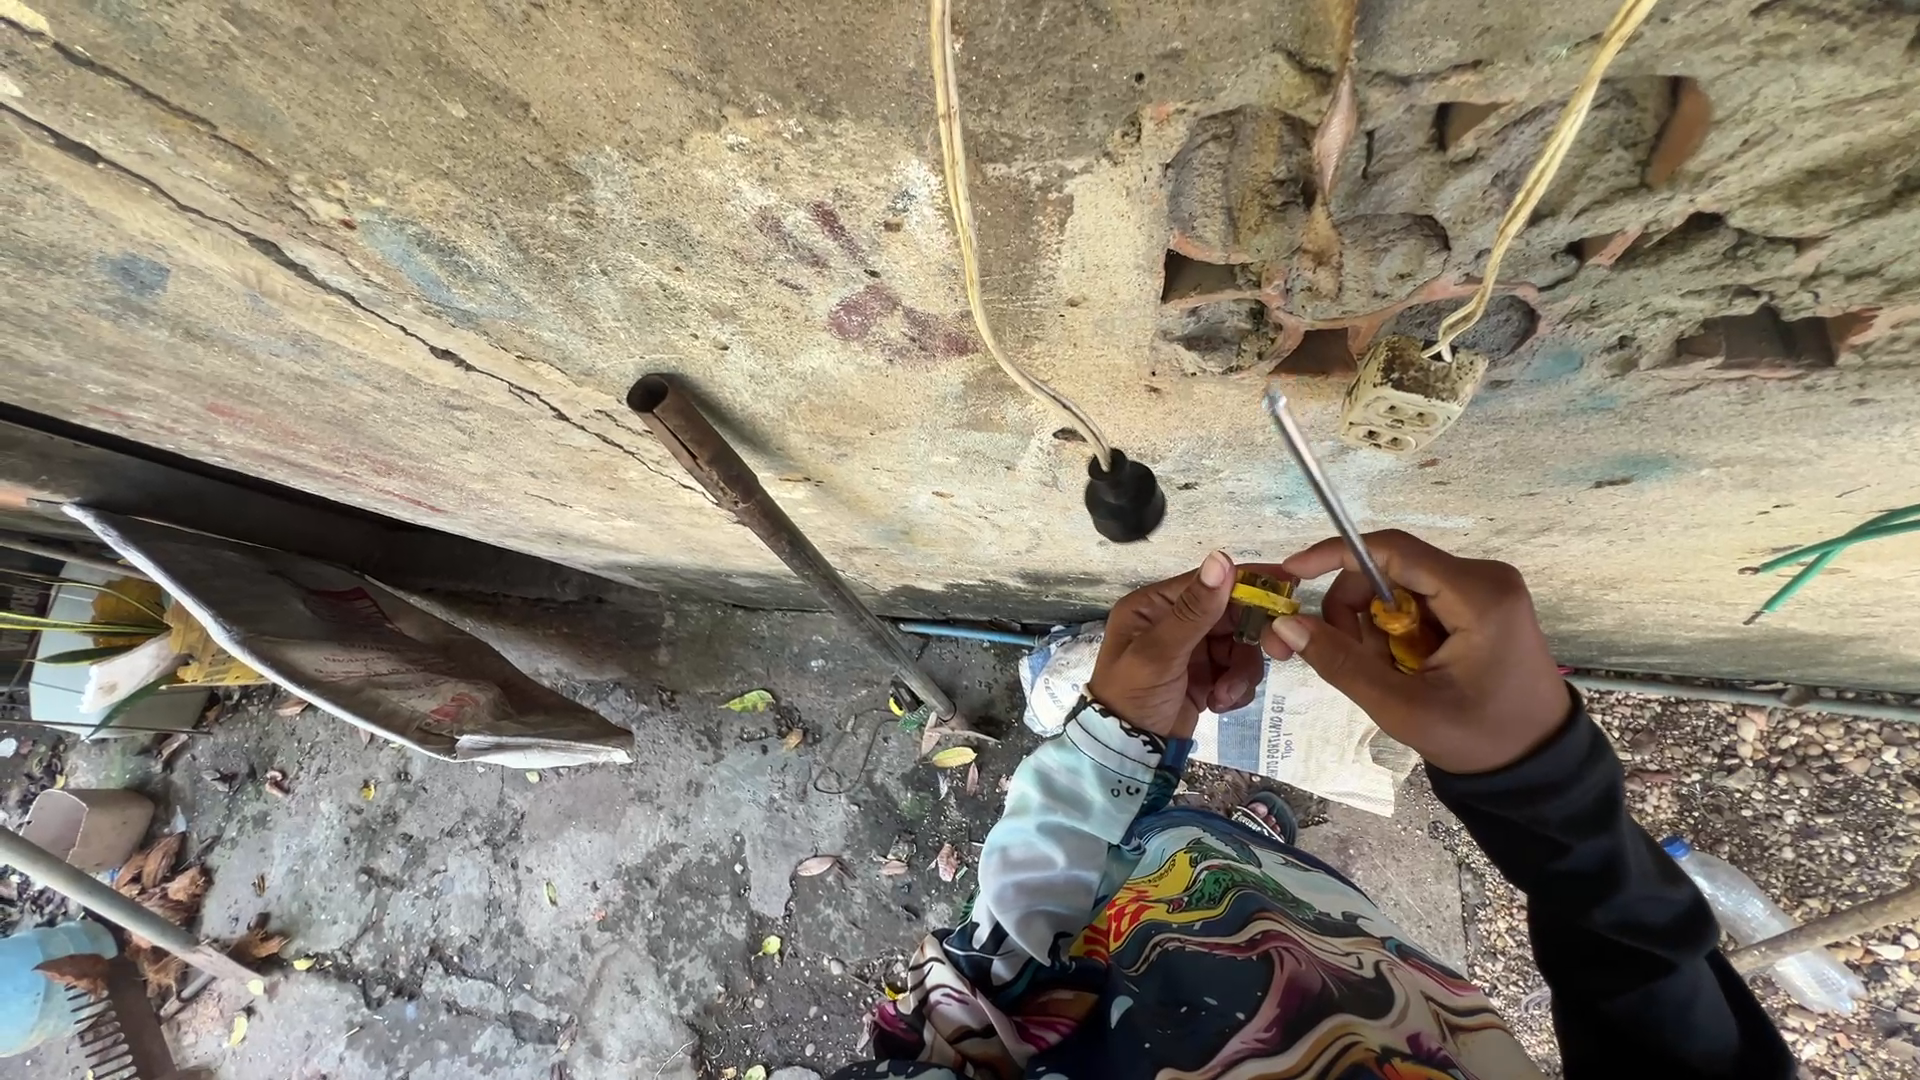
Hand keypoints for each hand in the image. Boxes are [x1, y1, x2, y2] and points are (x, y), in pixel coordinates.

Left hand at [1086, 551, 1273, 738]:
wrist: (1126, 752)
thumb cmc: (1133, 695)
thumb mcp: (1160, 652)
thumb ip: (1193, 609)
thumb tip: (1220, 559)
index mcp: (1153, 605)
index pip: (1209, 583)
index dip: (1248, 584)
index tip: (1288, 587)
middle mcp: (1171, 621)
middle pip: (1231, 614)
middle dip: (1250, 639)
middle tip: (1275, 653)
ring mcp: (1190, 649)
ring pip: (1239, 645)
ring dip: (1240, 670)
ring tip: (1223, 694)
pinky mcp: (1203, 675)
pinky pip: (1236, 669)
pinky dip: (1234, 687)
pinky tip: (1217, 703)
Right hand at [1261, 529, 1570, 774]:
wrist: (1537, 765)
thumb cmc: (1479, 737)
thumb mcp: (1401, 707)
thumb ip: (1340, 661)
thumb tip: (1284, 624)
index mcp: (1477, 595)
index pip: (1391, 549)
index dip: (1334, 554)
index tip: (1292, 573)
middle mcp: (1481, 578)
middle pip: (1383, 570)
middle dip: (1350, 611)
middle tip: (1339, 655)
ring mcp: (1478, 589)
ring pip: (1389, 588)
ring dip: (1368, 627)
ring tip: (1382, 672)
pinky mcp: (1472, 603)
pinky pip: (1406, 602)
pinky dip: (1387, 632)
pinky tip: (1399, 666)